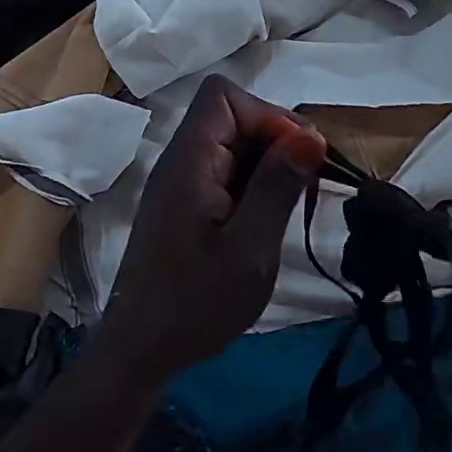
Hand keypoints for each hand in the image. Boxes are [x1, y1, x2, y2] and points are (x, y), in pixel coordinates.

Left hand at [93, 75, 325, 386]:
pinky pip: (225, 170)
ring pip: (231, 143)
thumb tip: (311, 134)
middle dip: (275, 138)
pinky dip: (254, 182)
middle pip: (230, 115)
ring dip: (268, 162)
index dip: (267, 115)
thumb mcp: (248, 249)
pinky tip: (268, 216)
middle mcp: (181, 161)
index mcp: (189, 162)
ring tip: (291, 202)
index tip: (299, 157)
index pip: (224, 98)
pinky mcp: (186, 203)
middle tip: (305, 183)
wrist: (140, 353)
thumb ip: (277, 187)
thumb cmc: (194, 305)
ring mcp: (181, 182)